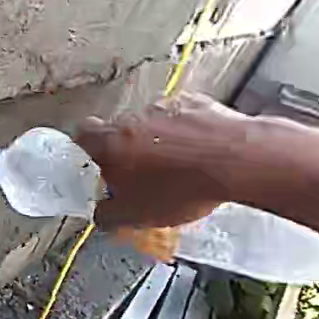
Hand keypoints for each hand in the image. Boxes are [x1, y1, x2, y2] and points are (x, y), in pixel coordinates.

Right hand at [74, 96, 255, 226]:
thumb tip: (101, 215)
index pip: (81, 135)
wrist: (238, 162)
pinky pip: (180, 118)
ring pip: (149, 124)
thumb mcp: (135, 216)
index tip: (93, 166)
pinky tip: (197, 155)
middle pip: (117, 130)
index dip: (84, 150)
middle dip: (123, 150)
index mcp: (109, 143)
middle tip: (135, 175)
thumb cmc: (180, 189)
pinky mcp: (195, 102)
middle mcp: (132, 118)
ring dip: (154, 141)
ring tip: (173, 168)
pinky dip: (183, 133)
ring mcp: (164, 107)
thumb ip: (108, 214)